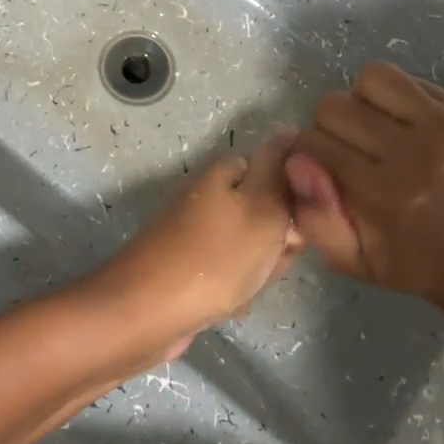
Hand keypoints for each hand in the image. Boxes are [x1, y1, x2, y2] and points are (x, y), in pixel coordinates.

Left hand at [86, 131, 303, 363]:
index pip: (275, 170)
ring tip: (245, 287)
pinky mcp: (186, 268)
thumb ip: (277, 169)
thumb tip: (288, 131)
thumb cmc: (214, 258)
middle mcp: (207, 196)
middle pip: (264, 213)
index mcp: (223, 173)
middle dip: (277, 242)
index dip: (293, 199)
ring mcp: (194, 233)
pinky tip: (227, 306)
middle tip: (270, 260)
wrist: (145, 313)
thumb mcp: (262, 207)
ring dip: (257, 271)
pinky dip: (233, 291)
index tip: (298, 226)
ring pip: (249, 248)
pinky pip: (227, 275)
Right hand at [286, 64, 443, 315]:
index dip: (307, 156)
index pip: (312, 145)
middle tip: (347, 152)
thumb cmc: (410, 263)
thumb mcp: (352, 260)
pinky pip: (405, 78)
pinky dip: (391, 97)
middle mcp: (415, 154)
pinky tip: (400, 125)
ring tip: (371, 130)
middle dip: (329, 128)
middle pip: (334, 106)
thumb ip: (315, 217)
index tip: (321, 171)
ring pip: (370, 79)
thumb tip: (295, 161)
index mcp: (383, 195)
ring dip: (361, 103)